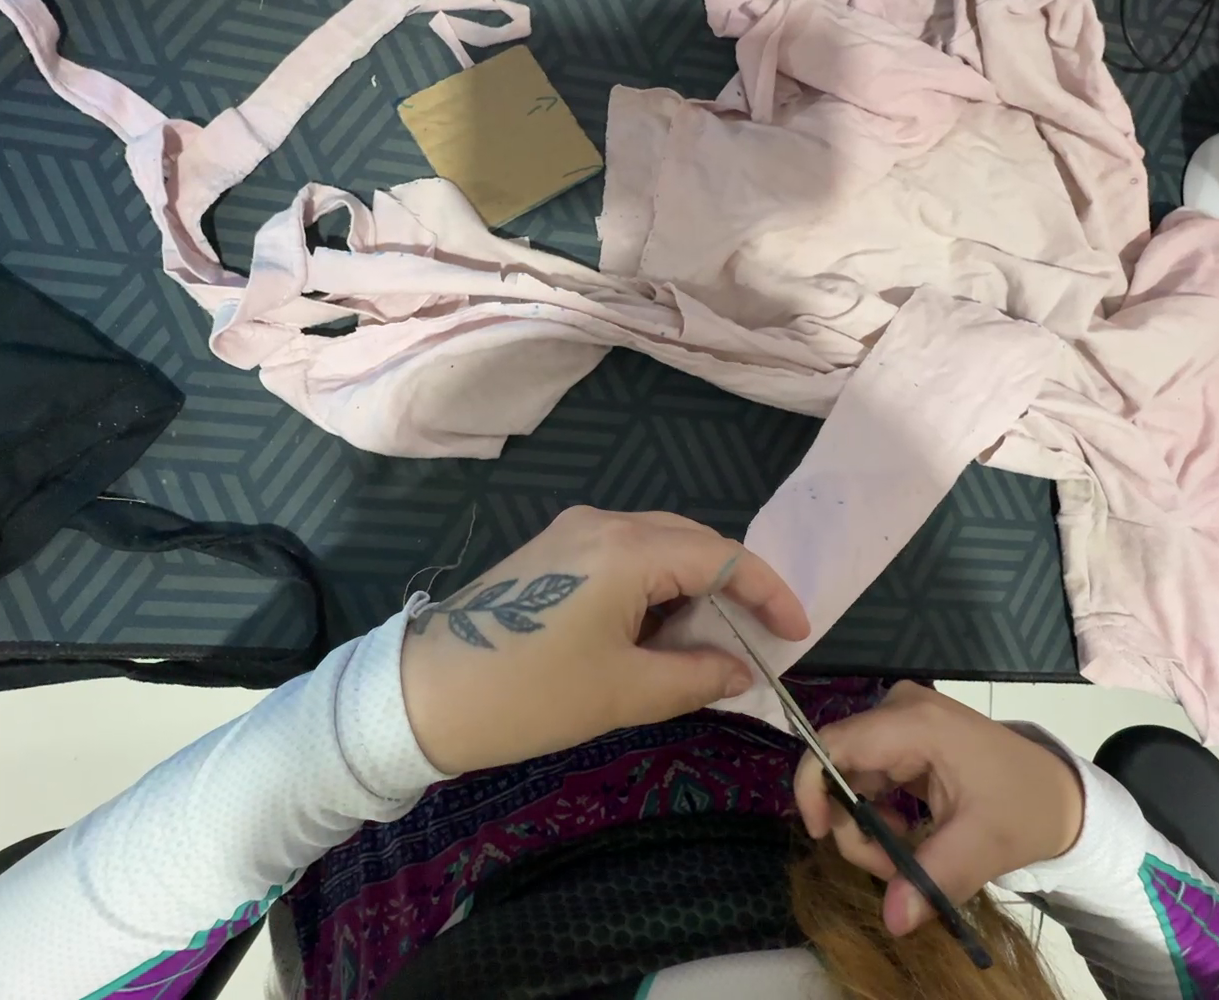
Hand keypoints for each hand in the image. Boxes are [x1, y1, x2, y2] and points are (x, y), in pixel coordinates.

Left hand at [400, 506, 809, 774]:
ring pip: (660, 546)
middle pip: (693, 542)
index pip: (723, 555)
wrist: (422, 696)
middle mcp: (604, 522)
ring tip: (710, 641)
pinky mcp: (554, 550)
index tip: (796, 634)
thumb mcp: (624, 692)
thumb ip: (696, 676)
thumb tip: (741, 670)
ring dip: (693, 588)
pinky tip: (659, 628)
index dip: (768, 592)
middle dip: (733, 588)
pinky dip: (656, 587)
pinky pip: (626, 555)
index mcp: (627, 548)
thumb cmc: (529, 696)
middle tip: (756, 640)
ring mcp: (574, 530)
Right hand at [794, 682, 1083, 935]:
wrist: (1061, 791)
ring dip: (866, 822)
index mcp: (915, 723)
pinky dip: (877, 811)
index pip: (835, 742)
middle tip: (888, 868)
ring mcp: (899, 720)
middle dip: (853, 823)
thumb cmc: (1027, 806)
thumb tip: (891, 921)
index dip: (813, 786)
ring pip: (851, 773)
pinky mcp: (901, 736)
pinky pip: (867, 774)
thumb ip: (934, 877)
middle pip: (841, 764)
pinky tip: (905, 833)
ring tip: (902, 857)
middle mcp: (897, 710)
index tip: (819, 834)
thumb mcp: (986, 844)